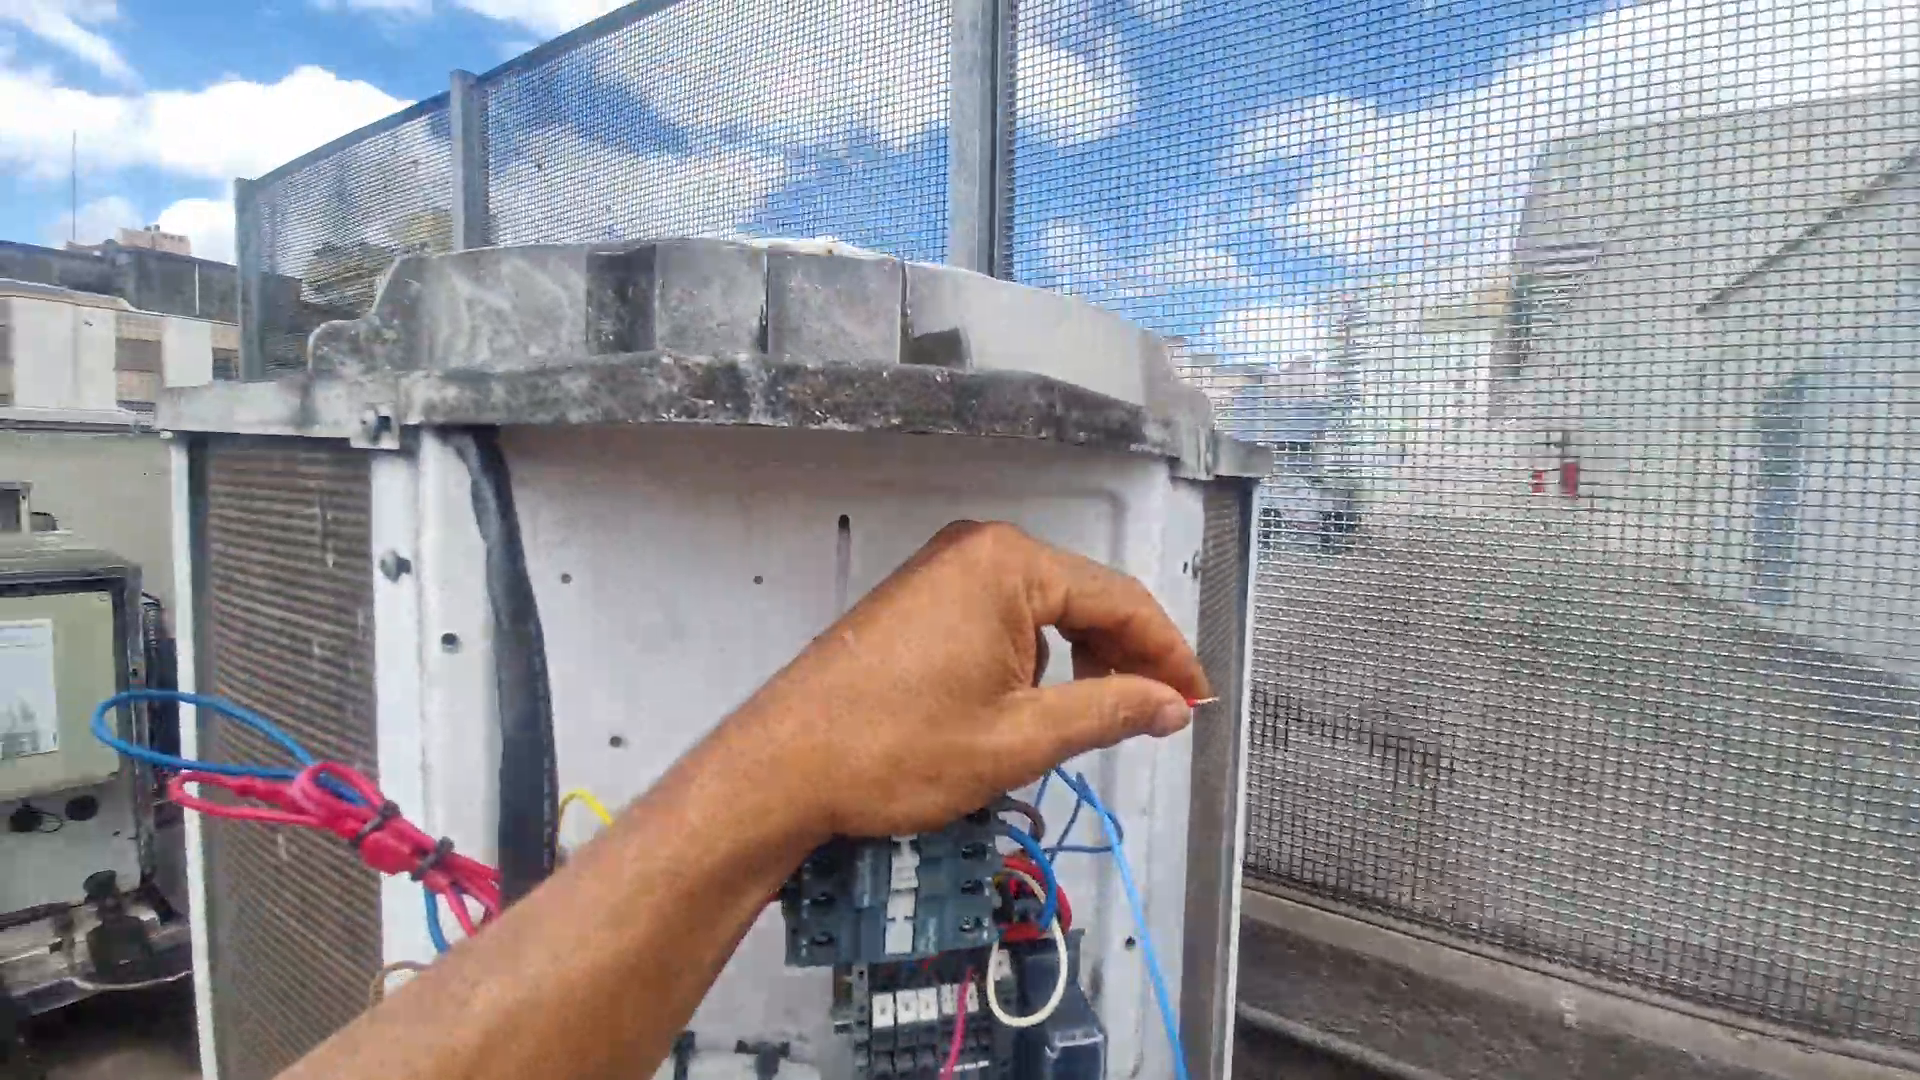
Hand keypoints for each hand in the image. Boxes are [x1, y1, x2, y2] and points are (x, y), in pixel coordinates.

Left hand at [715, 521, 1208, 840]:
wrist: (783, 764)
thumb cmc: (902, 749)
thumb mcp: (1019, 738)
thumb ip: (1108, 711)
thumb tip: (1173, 704)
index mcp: (1010, 563)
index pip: (1118, 599)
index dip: (1167, 652)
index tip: (1196, 700)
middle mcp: (979, 548)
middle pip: (1080, 596)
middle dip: (1123, 655)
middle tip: (1158, 714)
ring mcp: (944, 568)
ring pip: (1040, 608)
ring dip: (1078, 657)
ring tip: (1101, 712)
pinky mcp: (921, 596)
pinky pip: (1000, 615)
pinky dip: (1032, 654)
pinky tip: (1036, 697)